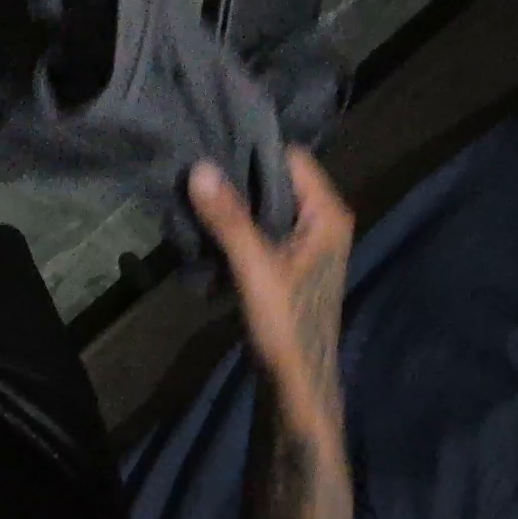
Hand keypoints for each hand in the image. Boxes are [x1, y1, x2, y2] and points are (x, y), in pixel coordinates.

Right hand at [189, 149, 352, 431]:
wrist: (296, 382)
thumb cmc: (287, 323)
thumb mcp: (255, 267)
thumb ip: (228, 217)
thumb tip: (200, 165)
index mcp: (326, 214)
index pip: (290, 156)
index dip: (252, 144)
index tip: (210, 136)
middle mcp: (318, 219)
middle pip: (273, 174)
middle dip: (234, 168)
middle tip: (192, 158)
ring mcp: (301, 238)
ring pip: (261, 197)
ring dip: (229, 194)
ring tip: (190, 182)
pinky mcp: (282, 254)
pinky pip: (254, 219)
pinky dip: (230, 215)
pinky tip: (201, 214)